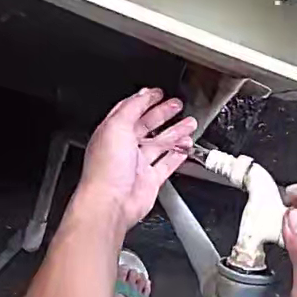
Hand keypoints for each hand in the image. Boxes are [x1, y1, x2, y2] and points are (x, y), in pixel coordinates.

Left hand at [71, 88, 195, 235]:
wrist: (110, 203)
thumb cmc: (106, 169)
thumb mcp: (116, 126)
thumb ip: (131, 108)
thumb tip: (142, 95)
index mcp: (112, 132)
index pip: (130, 111)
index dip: (145, 101)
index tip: (158, 93)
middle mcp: (124, 148)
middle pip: (147, 126)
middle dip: (163, 114)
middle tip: (177, 105)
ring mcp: (137, 165)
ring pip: (160, 144)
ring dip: (175, 133)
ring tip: (190, 123)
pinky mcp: (149, 181)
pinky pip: (166, 165)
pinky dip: (177, 156)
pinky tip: (185, 148)